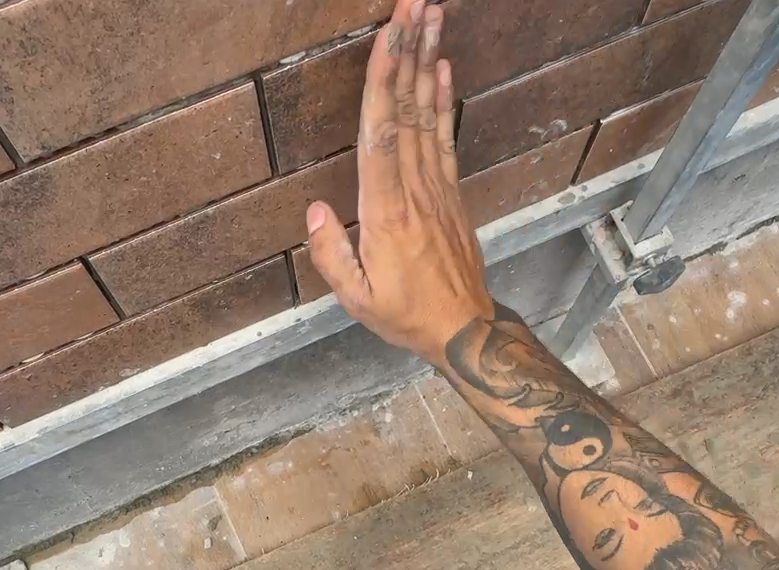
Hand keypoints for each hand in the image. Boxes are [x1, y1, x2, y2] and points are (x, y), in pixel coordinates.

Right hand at [306, 0, 494, 363]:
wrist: (463, 328)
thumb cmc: (406, 315)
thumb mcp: (358, 299)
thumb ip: (332, 255)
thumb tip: (316, 210)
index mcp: (386, 212)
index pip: (382, 134)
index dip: (384, 80)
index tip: (389, 33)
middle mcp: (415, 190)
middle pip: (408, 111)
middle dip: (409, 52)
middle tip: (412, 2)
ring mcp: (438, 189)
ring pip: (429, 117)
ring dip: (428, 63)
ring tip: (429, 15)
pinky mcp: (451, 195)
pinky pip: (446, 139)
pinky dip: (443, 101)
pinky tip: (442, 70)